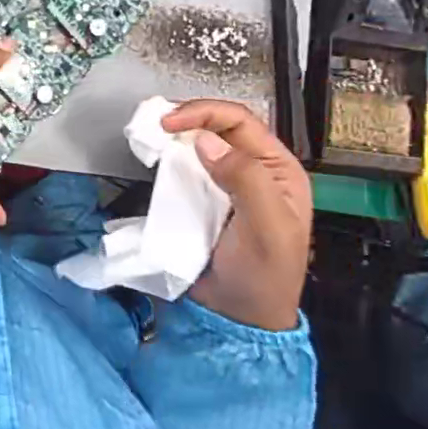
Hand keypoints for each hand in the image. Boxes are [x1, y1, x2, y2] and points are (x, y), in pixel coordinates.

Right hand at [161, 99, 312, 330]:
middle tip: (154, 125)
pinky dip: (167, 158)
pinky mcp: (201, 198)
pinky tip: (153, 159)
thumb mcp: (266, 228)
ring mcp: (225, 184)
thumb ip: (245, 181)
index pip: (241, 122)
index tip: (167, 122)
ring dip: (174, 137)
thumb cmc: (263, 273)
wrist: (239, 315)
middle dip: (187, 118)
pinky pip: (184, 168)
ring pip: (199, 145)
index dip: (203, 113)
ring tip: (149, 137)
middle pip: (218, 127)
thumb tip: (205, 140)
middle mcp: (253, 170)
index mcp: (278, 170)